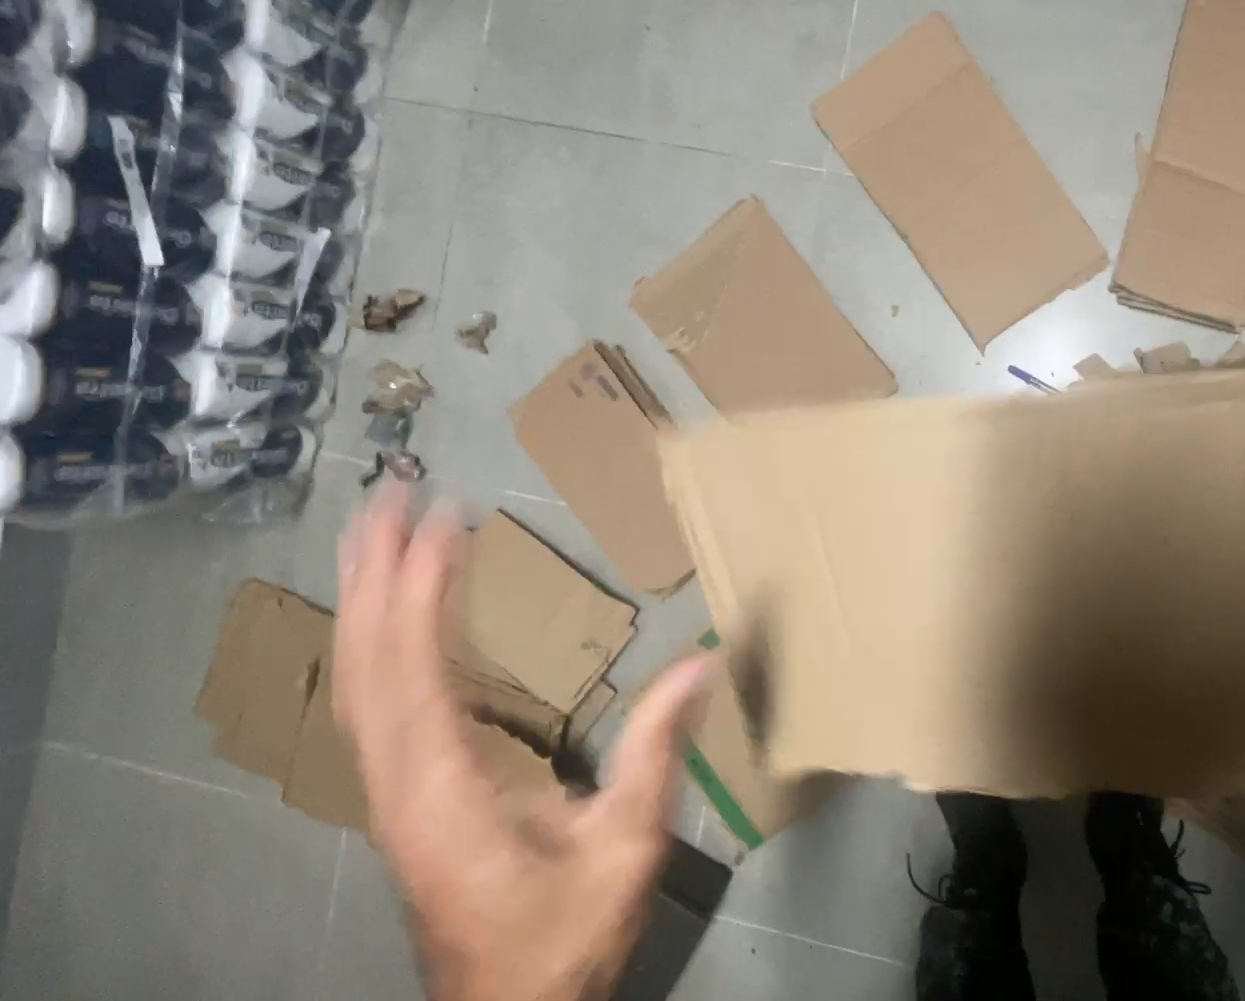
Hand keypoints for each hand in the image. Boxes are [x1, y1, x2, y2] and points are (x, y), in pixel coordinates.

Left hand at [334, 480, 712, 1000]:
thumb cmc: (566, 932)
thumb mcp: (627, 842)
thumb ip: (658, 747)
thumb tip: (702, 659)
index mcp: (443, 787)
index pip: (415, 668)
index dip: (422, 588)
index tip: (442, 521)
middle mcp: (399, 781)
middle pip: (366, 662)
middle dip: (376, 574)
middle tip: (393, 496)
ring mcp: (392, 791)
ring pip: (358, 681)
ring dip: (367, 602)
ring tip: (379, 534)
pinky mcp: (405, 795)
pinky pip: (377, 704)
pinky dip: (380, 644)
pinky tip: (394, 617)